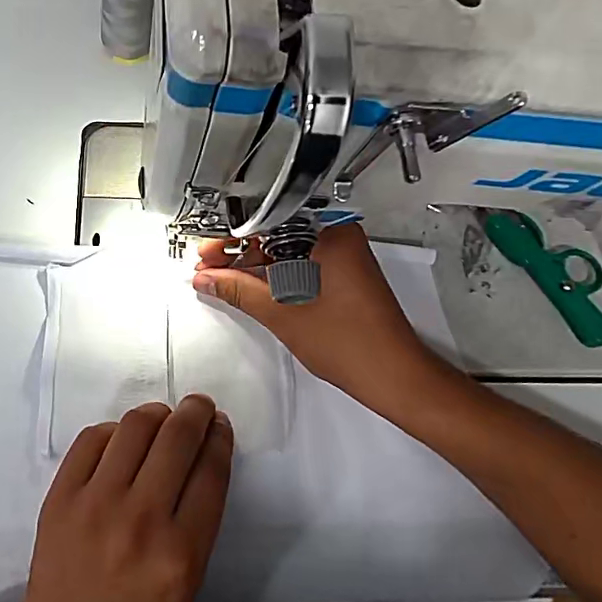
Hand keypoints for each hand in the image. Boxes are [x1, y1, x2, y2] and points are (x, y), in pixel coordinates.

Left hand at [0, 397, 233, 601]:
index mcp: (181, 554)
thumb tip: (198, 465)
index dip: (219, 438)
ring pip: (135, 427)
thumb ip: (195, 524)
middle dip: (195, 413)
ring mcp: (96, 504)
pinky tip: (121, 439)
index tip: (219, 425)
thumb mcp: (185, 588)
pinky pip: (92, 439)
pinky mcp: (61, 497)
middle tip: (198, 407)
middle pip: (177, 439)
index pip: (211, 471)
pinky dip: (114, 430)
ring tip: (162, 418)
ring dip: (157, 414)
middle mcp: (141, 521)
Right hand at [192, 224, 429, 404]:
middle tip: (208, 268)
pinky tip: (249, 287)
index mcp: (331, 235)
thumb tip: (208, 279)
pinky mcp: (342, 273)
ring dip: (254, 266)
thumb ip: (239, 291)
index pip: (268, 225)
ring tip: (221, 280)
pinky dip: (275, 275)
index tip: (207, 253)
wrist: (395, 377)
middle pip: (276, 235)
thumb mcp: (282, 314)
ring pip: (286, 251)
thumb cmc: (354, 346)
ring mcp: (343, 255)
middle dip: (239, 254)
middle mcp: (340, 237)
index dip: (230, 240)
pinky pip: (299, 263)